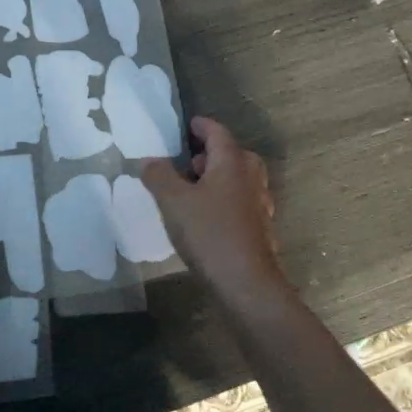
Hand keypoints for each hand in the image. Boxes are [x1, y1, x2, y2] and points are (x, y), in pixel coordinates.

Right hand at [142, 116, 283, 297]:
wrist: (247, 286)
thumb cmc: (210, 234)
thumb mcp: (173, 201)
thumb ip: (159, 176)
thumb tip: (150, 161)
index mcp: (232, 162)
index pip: (217, 132)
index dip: (200, 126)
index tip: (186, 126)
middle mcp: (250, 178)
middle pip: (234, 154)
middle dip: (211, 154)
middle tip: (187, 163)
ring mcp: (260, 205)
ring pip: (240, 179)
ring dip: (219, 178)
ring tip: (193, 192)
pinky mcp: (261, 230)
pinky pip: (243, 203)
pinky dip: (226, 201)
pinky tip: (208, 219)